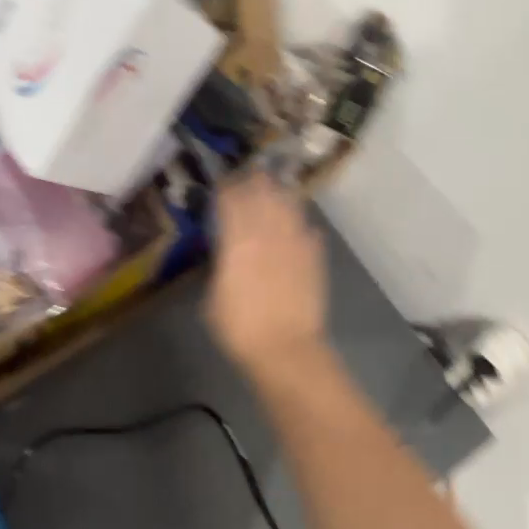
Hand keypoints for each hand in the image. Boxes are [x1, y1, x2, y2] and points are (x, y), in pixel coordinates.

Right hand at [208, 173, 328, 372]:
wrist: (285, 348)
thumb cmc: (240, 329)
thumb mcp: (213, 299)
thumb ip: (222, 269)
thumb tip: (227, 257)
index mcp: (238, 240)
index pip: (231, 198)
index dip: (225, 188)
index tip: (221, 185)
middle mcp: (268, 231)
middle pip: (262, 191)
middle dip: (253, 182)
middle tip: (248, 181)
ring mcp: (296, 241)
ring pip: (289, 203)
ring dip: (279, 195)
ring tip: (273, 195)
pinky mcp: (316, 256)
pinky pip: (308, 229)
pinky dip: (300, 226)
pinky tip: (297, 231)